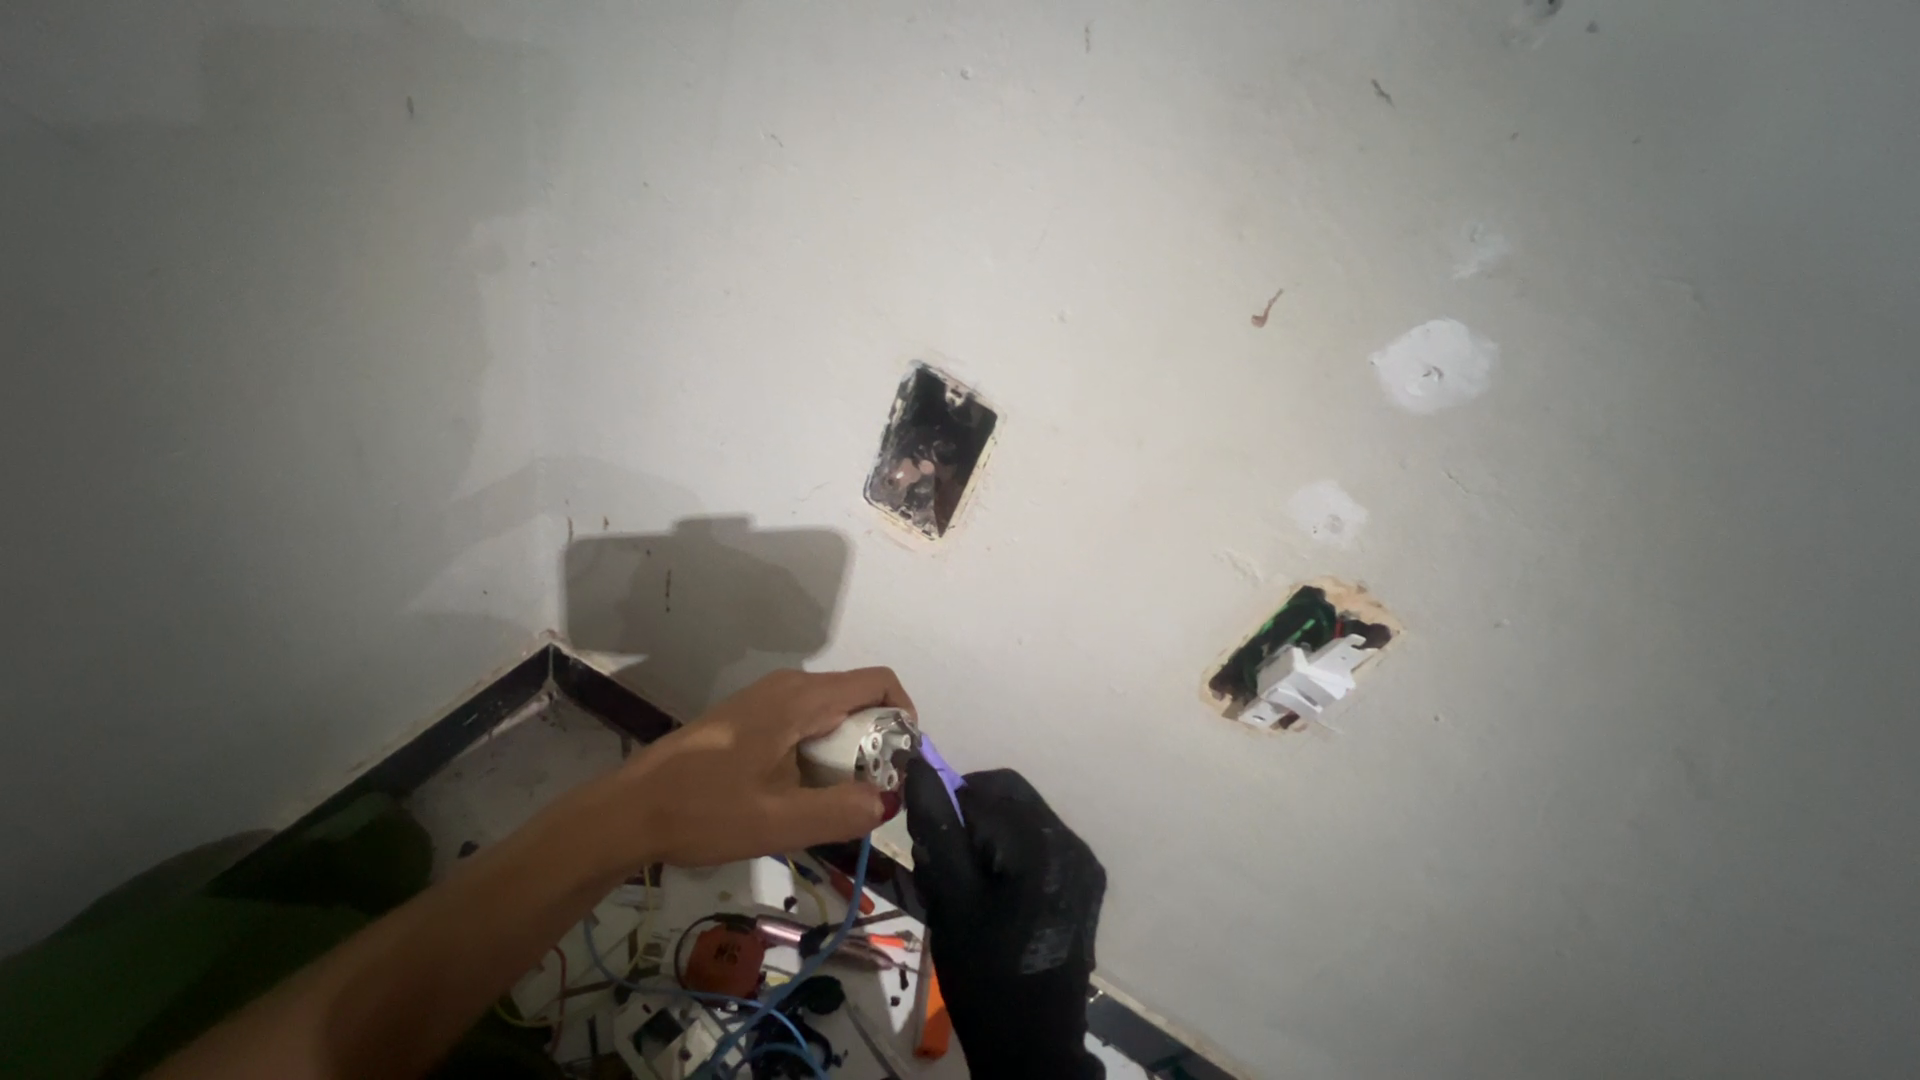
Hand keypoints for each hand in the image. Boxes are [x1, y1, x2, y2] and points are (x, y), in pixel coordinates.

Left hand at [596, 668, 912, 869]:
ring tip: (836, 801)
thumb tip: (888, 800)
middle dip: (877, 742)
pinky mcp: (751, 717)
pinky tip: (800, 793)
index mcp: (801, 698)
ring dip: (848, 752)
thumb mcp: (778, 822)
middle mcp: (789, 686)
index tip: (902, 765)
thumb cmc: (703, 811)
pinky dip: (822, 751)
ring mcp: (767, 699)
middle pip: (859, 697)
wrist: (629, 812)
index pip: (879, 681)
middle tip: (870, 795)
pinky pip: (807, 722)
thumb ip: (841, 811)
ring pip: (833, 712)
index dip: (904, 717)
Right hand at [905, 761, 1106, 1079]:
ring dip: (988, 831)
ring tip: (968, 881)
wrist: (1033, 1046)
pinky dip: (1009, 848)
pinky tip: (995, 891)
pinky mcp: (1084, 881)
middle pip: (1008, 795)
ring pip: (1021, 815)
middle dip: (969, 815)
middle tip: (944, 863)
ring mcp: (1083, 861)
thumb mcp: (951, 898)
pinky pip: (1038, 841)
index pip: (980, 791)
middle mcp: (1072, 841)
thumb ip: (936, 825)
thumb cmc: (984, 972)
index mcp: (1043, 843)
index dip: (946, 810)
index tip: (927, 851)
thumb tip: (917, 762)